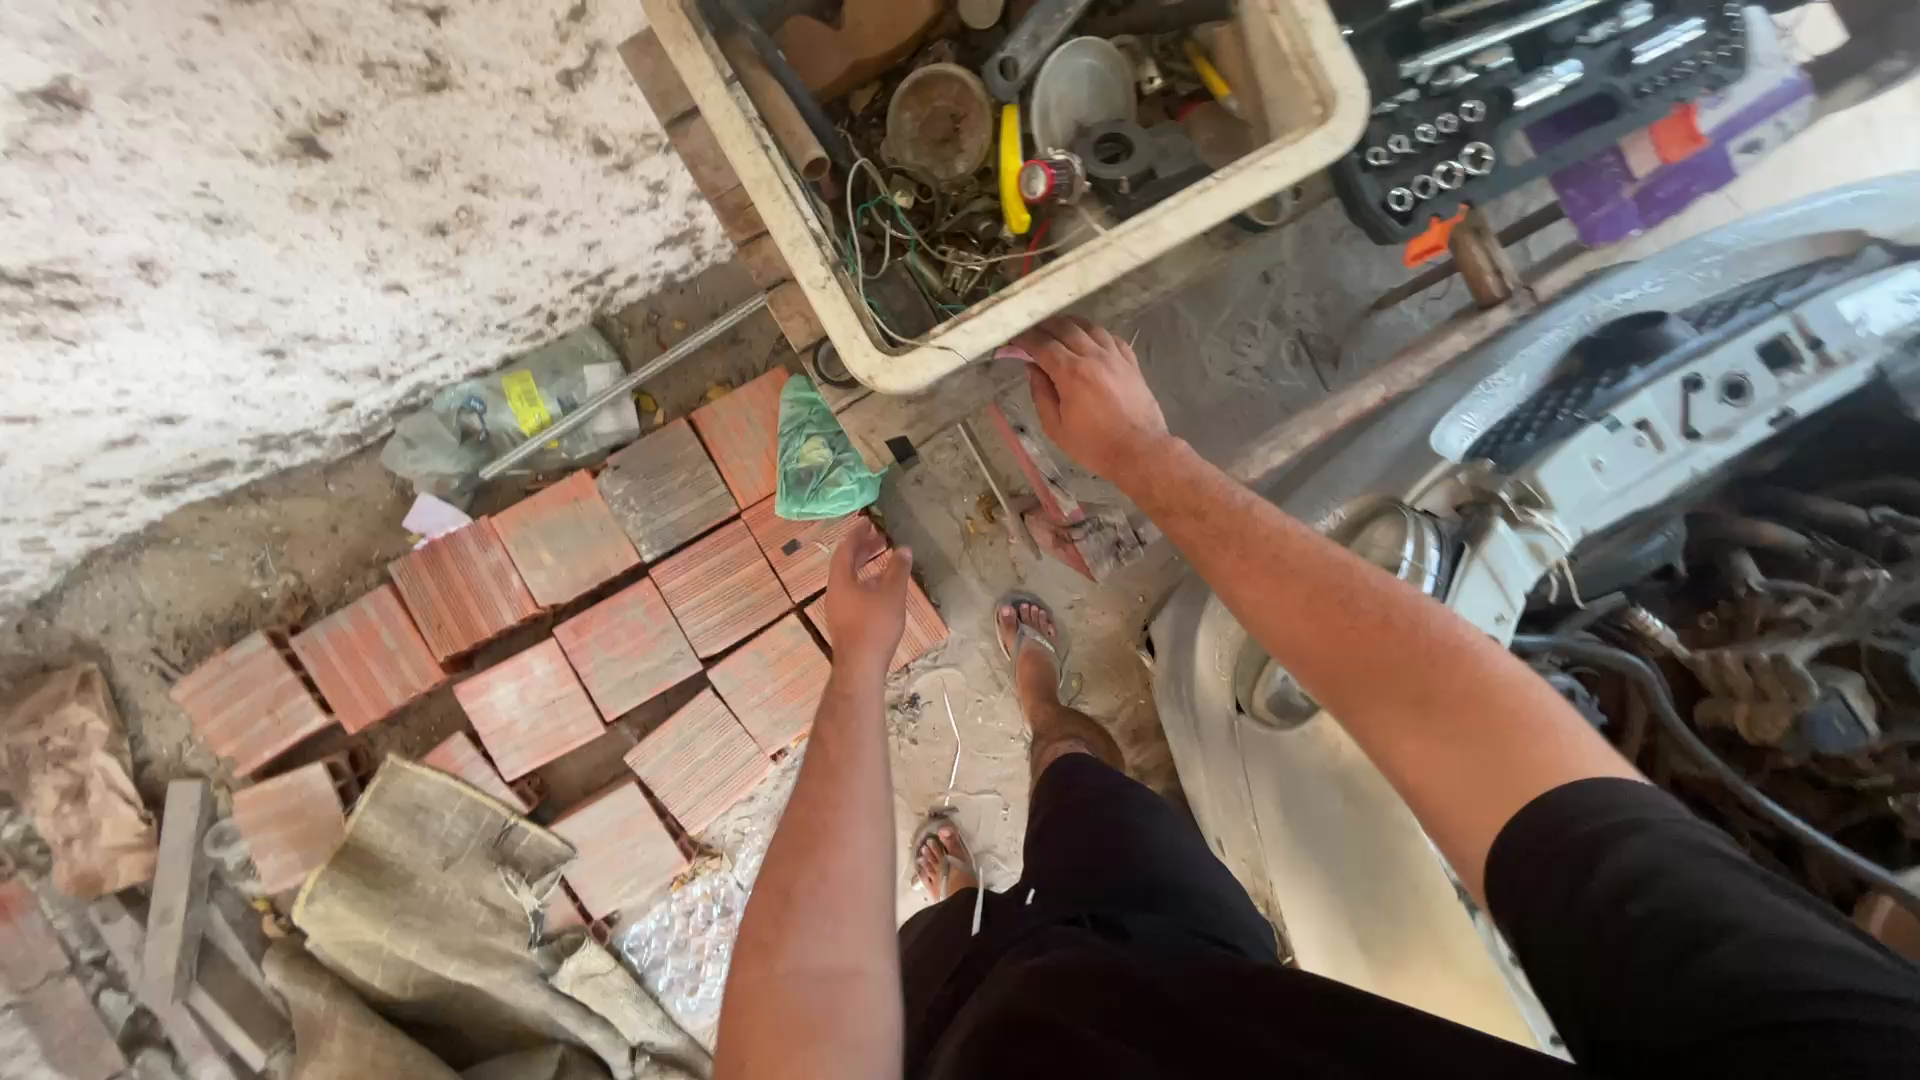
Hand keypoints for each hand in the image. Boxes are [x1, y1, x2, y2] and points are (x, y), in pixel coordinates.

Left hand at [824, 518, 911, 676]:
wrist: (861, 667)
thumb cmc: (875, 626)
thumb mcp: (892, 593)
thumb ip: (898, 569)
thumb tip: (903, 548)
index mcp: (840, 580)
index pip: (845, 549)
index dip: (857, 534)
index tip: (868, 523)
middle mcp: (834, 592)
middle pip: (845, 564)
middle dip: (862, 549)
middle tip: (879, 539)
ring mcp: (837, 609)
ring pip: (850, 580)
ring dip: (865, 567)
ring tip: (884, 560)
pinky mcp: (845, 622)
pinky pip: (853, 593)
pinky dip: (866, 583)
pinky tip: (882, 589)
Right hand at [1000, 316, 1171, 482]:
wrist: (1139, 451)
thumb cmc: (1093, 446)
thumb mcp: (1056, 427)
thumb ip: (1041, 394)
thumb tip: (1033, 369)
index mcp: (1072, 373)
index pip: (1043, 345)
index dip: (1025, 338)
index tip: (1014, 337)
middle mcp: (1094, 357)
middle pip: (1066, 328)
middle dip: (1045, 326)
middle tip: (1032, 330)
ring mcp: (1116, 357)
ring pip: (1090, 327)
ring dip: (1070, 324)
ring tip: (1058, 329)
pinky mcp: (1131, 363)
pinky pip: (1112, 338)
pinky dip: (1096, 333)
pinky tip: (1090, 339)